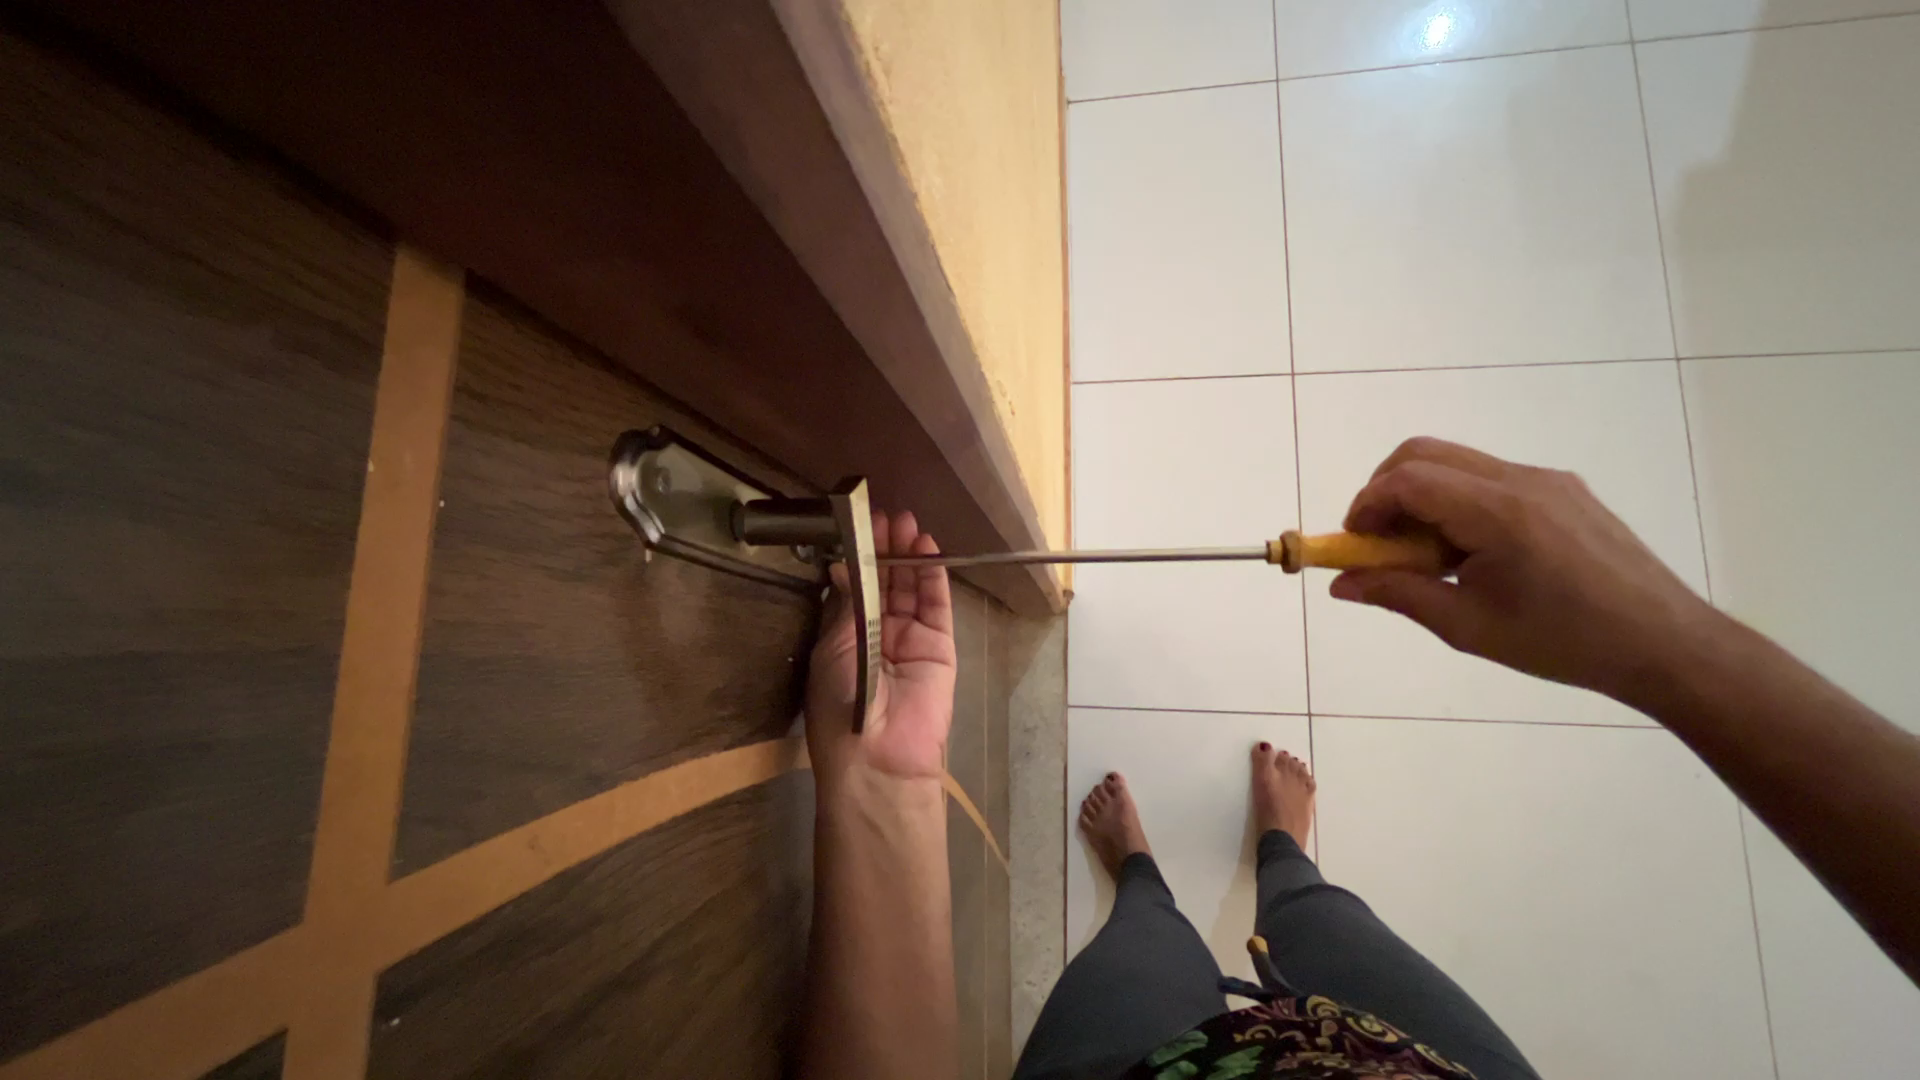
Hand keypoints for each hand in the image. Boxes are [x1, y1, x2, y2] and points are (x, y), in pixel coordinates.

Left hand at [805, 511, 957, 784]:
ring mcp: (910, 638)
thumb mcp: (833, 646)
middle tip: (886, 517)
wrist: (877, 753)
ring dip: (908, 555)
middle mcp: (878, 634)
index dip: (859, 557)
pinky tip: (926, 548)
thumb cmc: (841, 701)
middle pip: (884, 582)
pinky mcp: (939, 644)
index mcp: (845, 637)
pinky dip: (932, 575)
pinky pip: (935, 604)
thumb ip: (847, 603)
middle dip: (884, 549)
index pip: (855, 587)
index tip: (860, 526)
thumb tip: (843, 564)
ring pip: (910, 588)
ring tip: (906, 523)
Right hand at [1331, 437, 1719, 699]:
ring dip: (1419, 495)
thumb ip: (1398, 594)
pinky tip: (1467, 551)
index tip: (1354, 543)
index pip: (1408, 479)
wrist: (1667, 645)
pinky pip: (1487, 477)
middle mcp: (1522, 481)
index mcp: (1499, 514)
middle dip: (1384, 489)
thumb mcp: (1466, 627)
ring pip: (1455, 462)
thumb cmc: (1562, 642)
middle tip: (1378, 539)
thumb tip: (1341, 584)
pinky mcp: (1562, 490)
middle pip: (1425, 453)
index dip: (1366, 505)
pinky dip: (1454, 501)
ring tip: (1425, 553)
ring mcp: (1546, 481)